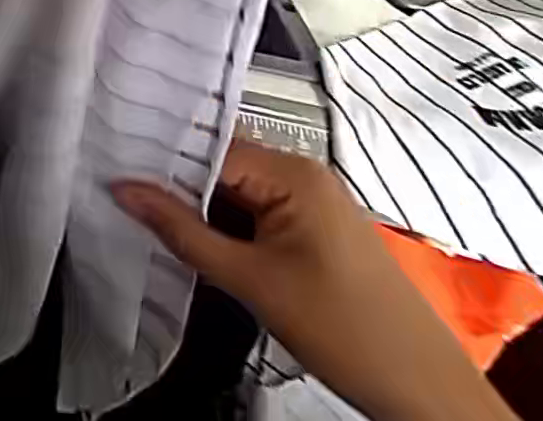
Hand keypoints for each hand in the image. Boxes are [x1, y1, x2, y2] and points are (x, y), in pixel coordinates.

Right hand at [112, 141, 519, 420]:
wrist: (426, 392)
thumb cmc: (342, 329)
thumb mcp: (251, 281)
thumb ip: (182, 232)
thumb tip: (122, 190)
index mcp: (292, 172)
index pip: (210, 150)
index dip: (162, 159)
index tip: (116, 165)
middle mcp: (302, 171)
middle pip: (222, 163)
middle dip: (176, 179)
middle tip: (123, 185)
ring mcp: (311, 197)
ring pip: (236, 186)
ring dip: (199, 202)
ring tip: (146, 206)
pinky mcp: (314, 224)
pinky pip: (256, 206)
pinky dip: (225, 219)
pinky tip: (193, 230)